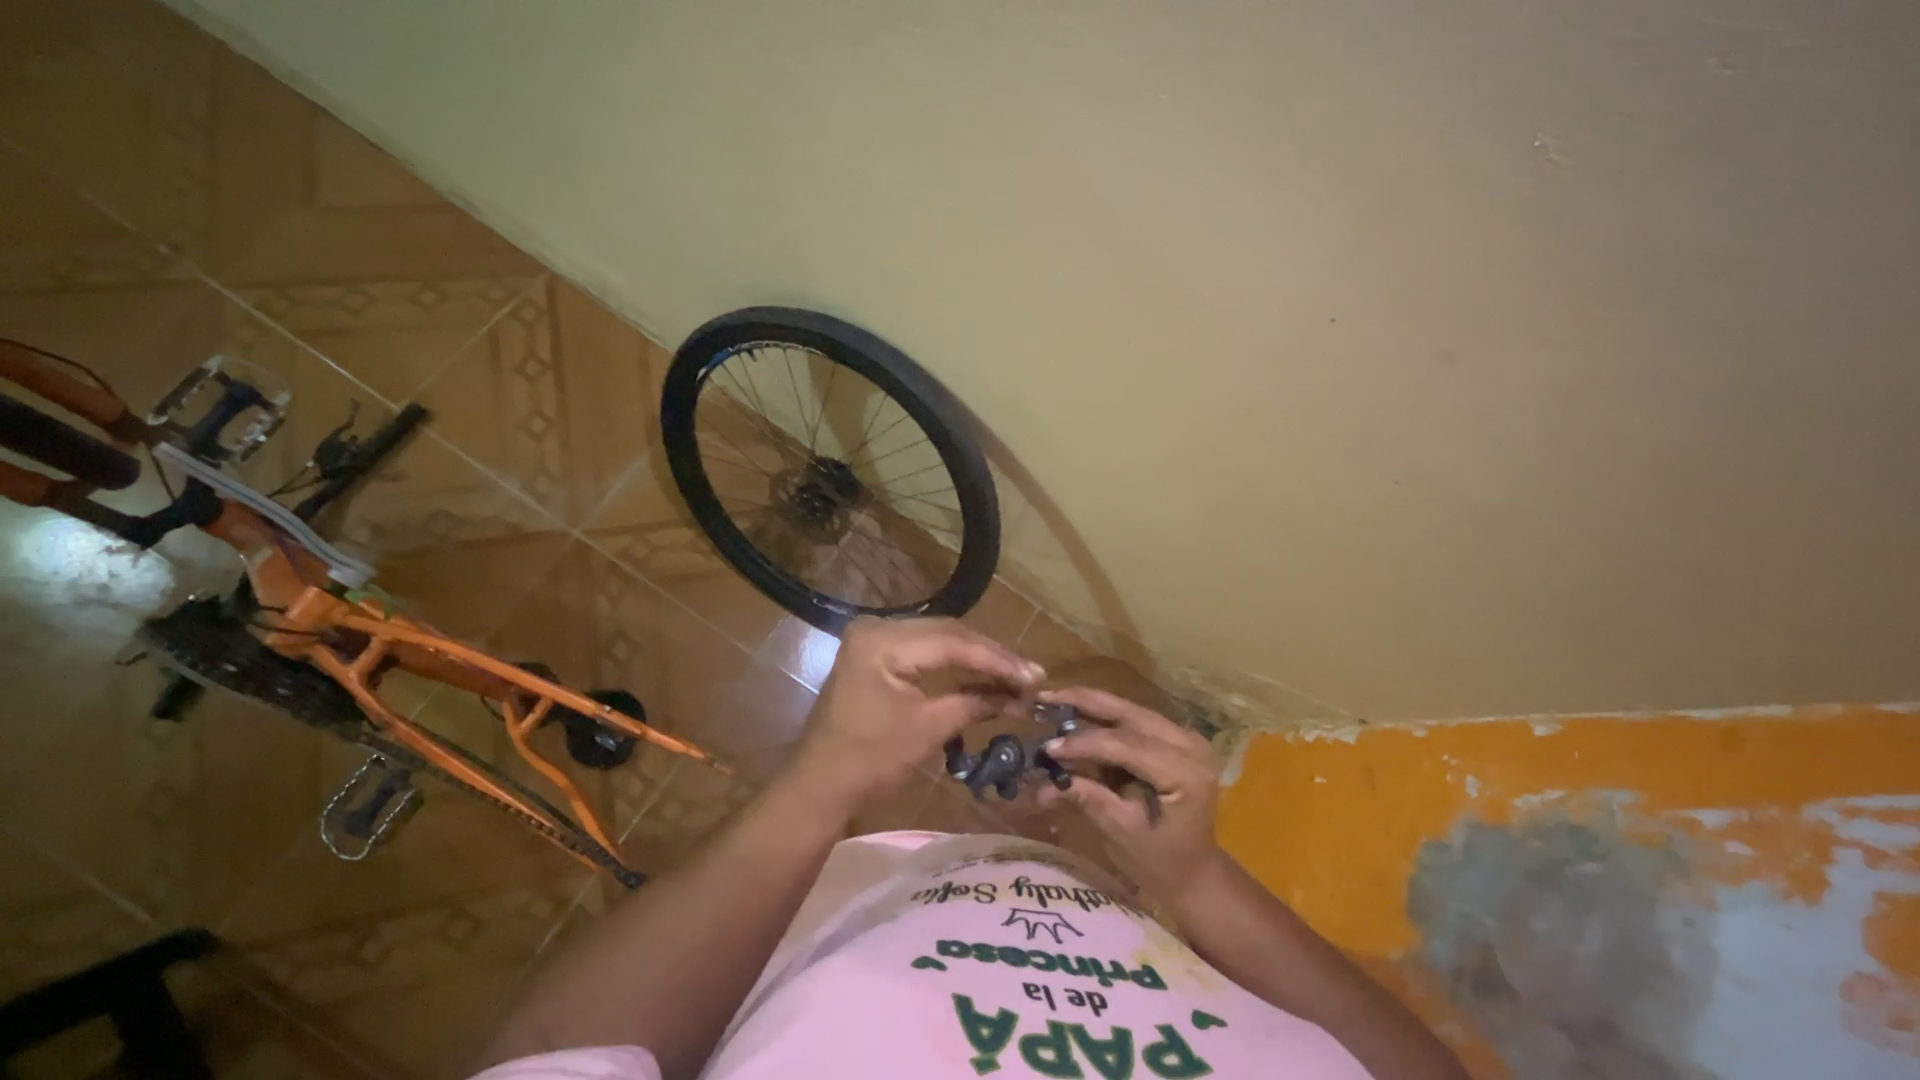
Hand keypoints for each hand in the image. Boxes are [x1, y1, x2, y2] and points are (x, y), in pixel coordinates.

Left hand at [782, 617, 1044, 820]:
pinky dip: (952, 664)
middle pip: (947, 634)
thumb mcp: (929, 730)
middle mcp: (877, 627)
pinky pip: (923, 651)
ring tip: (1014, 676)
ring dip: (975, 658)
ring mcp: (873, 638)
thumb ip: (975, 703)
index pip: (954, 642)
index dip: (999, 660)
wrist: (819, 785)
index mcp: (883, 641)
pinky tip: (981, 674)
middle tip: (1031, 676)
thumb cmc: (871, 761)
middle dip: (991, 656)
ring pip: (938, 639)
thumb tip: (1020, 696)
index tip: (1036, 677)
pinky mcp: (874, 654)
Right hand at [1035, 687, 1222, 899]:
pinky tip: (1073, 711)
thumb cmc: (1160, 861)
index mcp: (1185, 773)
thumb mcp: (1121, 832)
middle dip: (1084, 703)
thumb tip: (1041, 785)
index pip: (1128, 745)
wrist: (1193, 871)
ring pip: (1130, 710)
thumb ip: (1087, 798)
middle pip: (1130, 714)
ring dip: (1090, 704)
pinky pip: (1135, 718)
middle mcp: (1191, 746)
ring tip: (1052, 700)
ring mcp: (1186, 738)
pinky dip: (1103, 715)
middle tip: (1044, 698)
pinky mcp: (1175, 737)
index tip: (1047, 747)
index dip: (1085, 742)